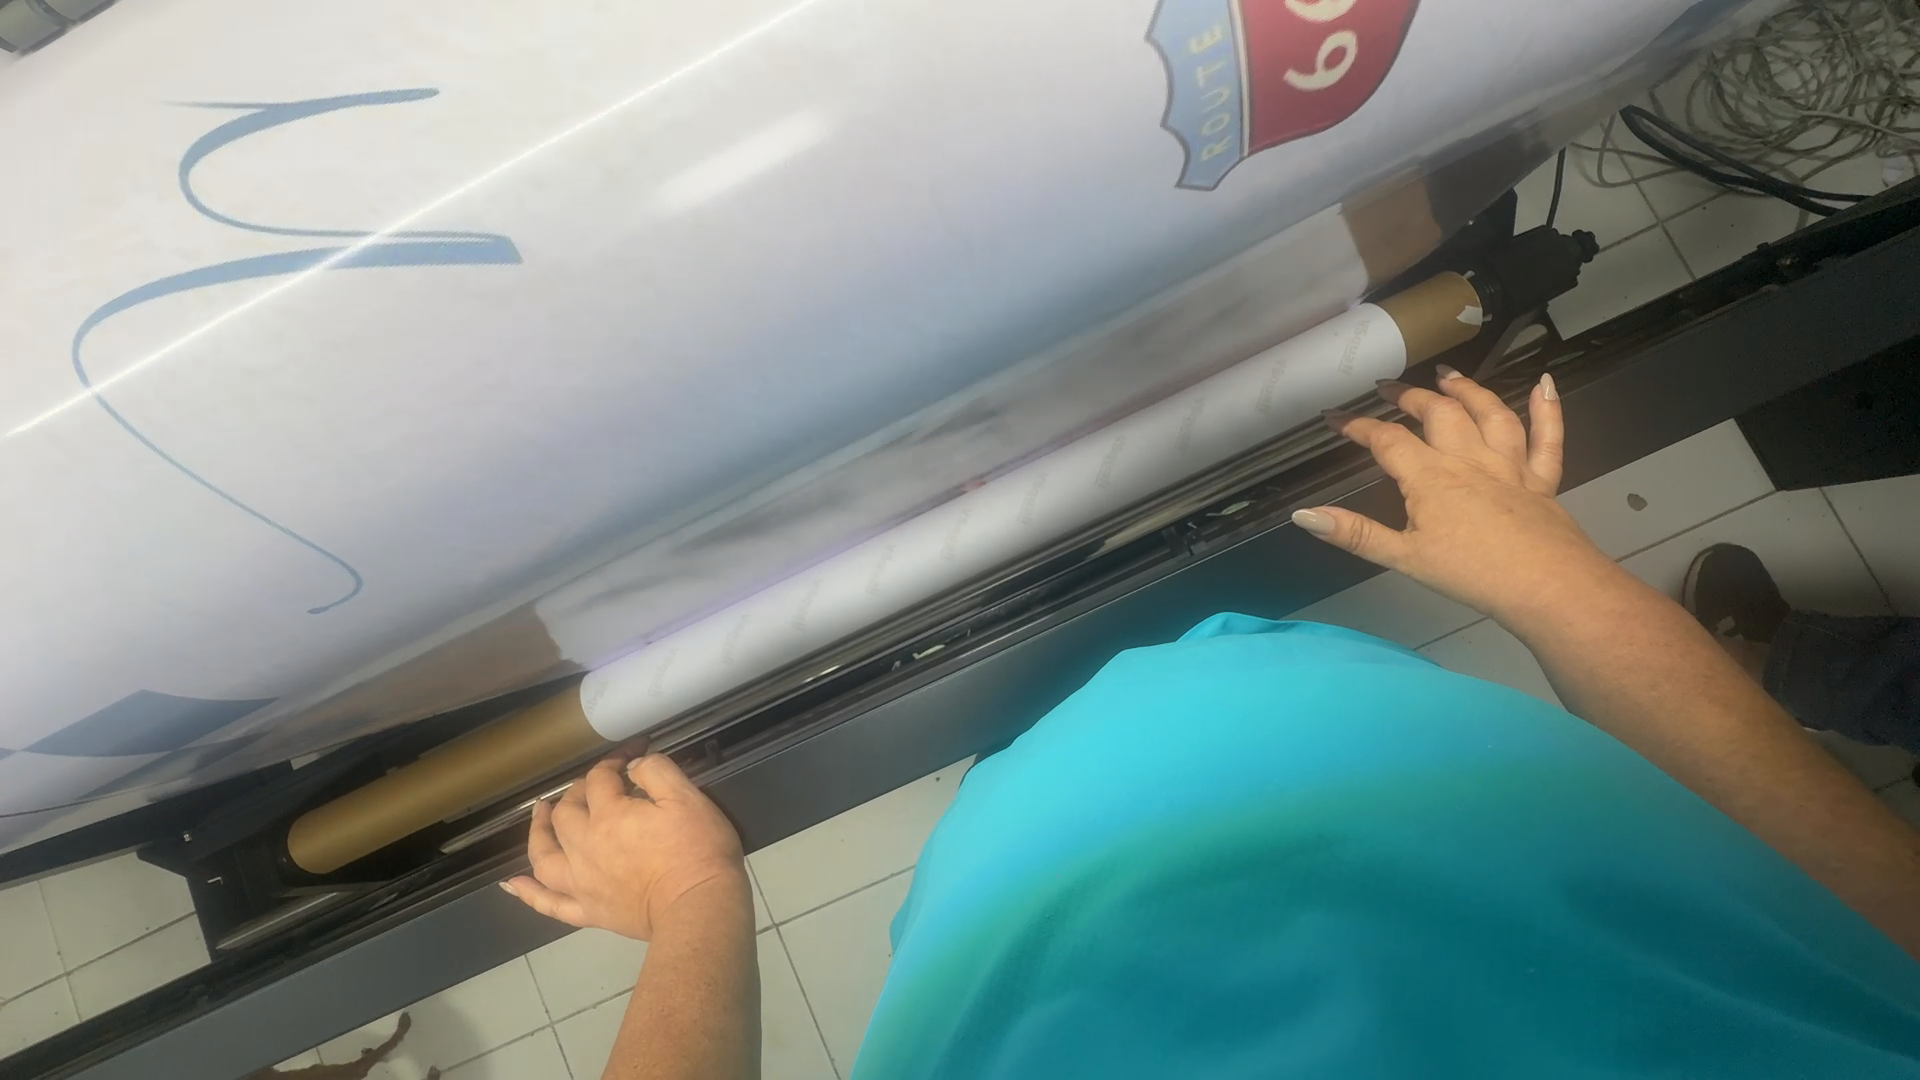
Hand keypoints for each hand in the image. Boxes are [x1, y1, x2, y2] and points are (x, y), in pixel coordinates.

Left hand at [502, 753, 747, 940]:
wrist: (697, 906)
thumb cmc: (697, 848)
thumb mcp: (687, 797)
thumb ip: (657, 772)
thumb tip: (633, 765)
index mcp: (611, 815)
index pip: (601, 778)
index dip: (615, 760)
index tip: (633, 753)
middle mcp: (586, 846)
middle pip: (566, 812)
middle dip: (577, 791)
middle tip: (593, 784)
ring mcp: (581, 882)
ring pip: (544, 854)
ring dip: (538, 831)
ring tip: (540, 814)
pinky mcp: (586, 912)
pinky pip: (547, 903)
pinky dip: (526, 892)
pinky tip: (512, 884)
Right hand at [1293, 367, 1624, 627]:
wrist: (1549, 588)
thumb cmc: (1471, 573)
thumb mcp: (1401, 557)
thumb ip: (1353, 533)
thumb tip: (1303, 514)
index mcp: (1431, 478)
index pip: (1387, 441)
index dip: (1357, 426)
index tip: (1334, 418)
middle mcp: (1469, 460)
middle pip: (1439, 414)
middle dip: (1409, 396)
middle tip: (1388, 387)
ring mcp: (1510, 466)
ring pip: (1490, 415)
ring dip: (1467, 390)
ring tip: (1448, 374)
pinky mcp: (1543, 481)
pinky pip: (1548, 438)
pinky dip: (1547, 409)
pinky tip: (1544, 385)